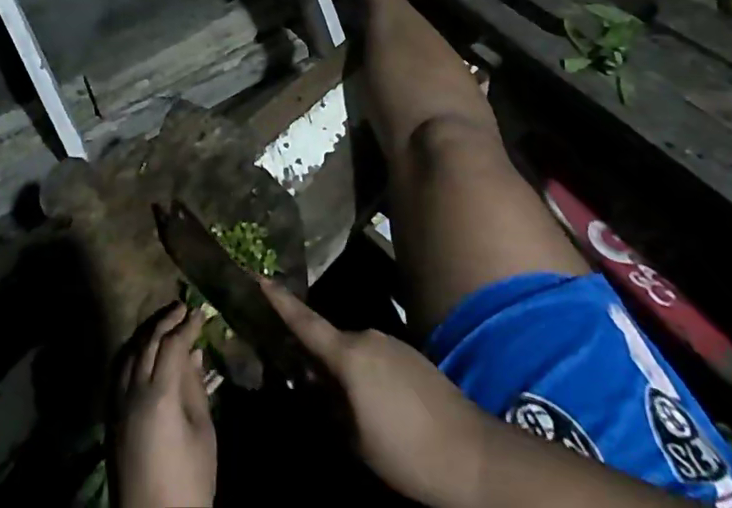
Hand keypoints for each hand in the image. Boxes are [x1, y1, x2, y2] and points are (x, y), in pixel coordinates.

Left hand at [110, 303, 215, 507]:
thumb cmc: (189, 479)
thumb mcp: (202, 432)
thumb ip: (194, 388)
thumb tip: (193, 353)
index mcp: (159, 395)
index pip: (171, 345)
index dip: (187, 325)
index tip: (200, 311)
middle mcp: (132, 392)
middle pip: (146, 343)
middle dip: (164, 321)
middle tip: (181, 307)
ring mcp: (117, 404)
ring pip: (128, 355)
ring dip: (145, 334)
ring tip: (163, 323)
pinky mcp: (111, 418)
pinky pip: (118, 372)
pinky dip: (131, 354)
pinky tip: (142, 352)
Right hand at [260, 278, 487, 506]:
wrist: (472, 455)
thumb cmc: (404, 449)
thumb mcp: (354, 437)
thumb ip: (328, 404)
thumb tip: (314, 386)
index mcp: (350, 354)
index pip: (305, 323)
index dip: (279, 301)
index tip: (259, 277)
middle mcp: (370, 337)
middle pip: (331, 341)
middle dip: (315, 360)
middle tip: (302, 383)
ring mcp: (395, 344)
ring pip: (355, 353)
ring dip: (343, 371)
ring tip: (340, 405)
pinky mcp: (412, 356)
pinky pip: (376, 358)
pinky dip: (365, 375)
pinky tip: (373, 406)